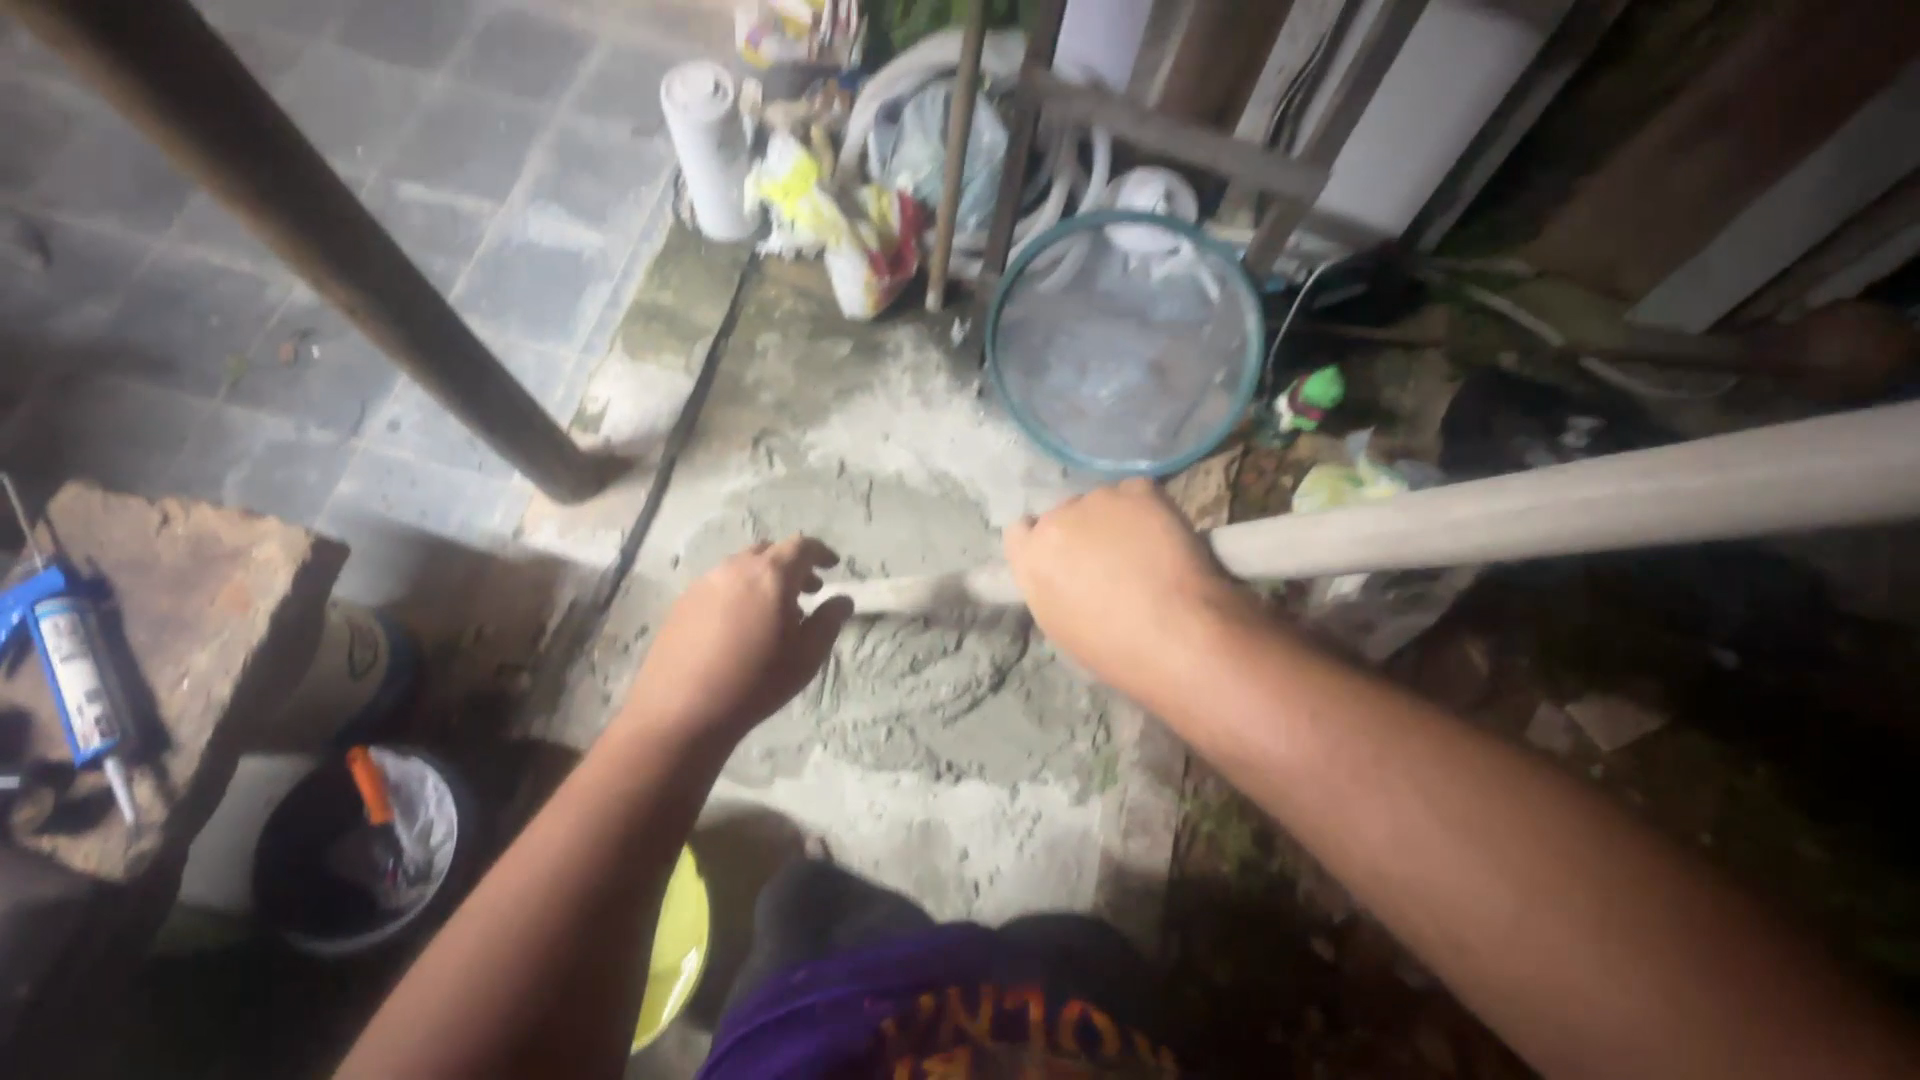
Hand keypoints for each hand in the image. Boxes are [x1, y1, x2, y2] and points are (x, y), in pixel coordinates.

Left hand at [623, 536, 853, 740]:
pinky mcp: (682, 603)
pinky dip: (739, 593)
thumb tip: (842, 599)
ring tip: (773, 613)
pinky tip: (740, 626)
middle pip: (769, 552)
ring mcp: (704, 583)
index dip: (820, 552)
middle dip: (792, 566)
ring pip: (741, 568)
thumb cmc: (756, 681)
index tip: (832, 566)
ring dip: (763, 580)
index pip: (801, 546)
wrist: (682, 710)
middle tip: (806, 591)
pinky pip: (719, 585)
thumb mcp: (807, 655)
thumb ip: (829, 620)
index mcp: (771, 575)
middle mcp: (735, 569)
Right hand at [1003, 479, 1255, 701]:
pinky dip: (1147, 509)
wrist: (1172, 635)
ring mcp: (1097, 501)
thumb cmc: (1113, 648)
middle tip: (1110, 558)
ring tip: (1144, 549)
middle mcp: (1055, 520)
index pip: (1022, 532)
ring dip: (1115, 519)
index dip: (1045, 541)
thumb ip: (1048, 584)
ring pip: (1102, 503)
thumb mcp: (1058, 624)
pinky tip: (1163, 536)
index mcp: (1030, 558)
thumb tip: (1062, 571)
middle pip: (1064, 514)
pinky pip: (1137, 493)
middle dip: (1082, 531)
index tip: (1066, 557)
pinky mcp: (1138, 492)